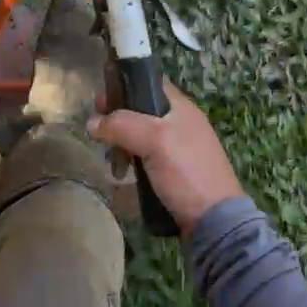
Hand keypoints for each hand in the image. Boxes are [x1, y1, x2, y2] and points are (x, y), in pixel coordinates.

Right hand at [89, 78, 242, 233]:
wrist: (215, 223)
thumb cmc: (186, 171)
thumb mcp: (153, 140)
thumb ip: (120, 125)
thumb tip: (91, 124)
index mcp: (181, 108)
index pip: (148, 83)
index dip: (123, 87)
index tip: (102, 101)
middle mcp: (181, 124)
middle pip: (141, 111)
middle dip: (118, 119)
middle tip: (99, 131)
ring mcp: (179, 150)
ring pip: (141, 136)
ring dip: (123, 143)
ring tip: (110, 157)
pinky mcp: (176, 174)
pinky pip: (147, 158)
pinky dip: (133, 161)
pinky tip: (123, 172)